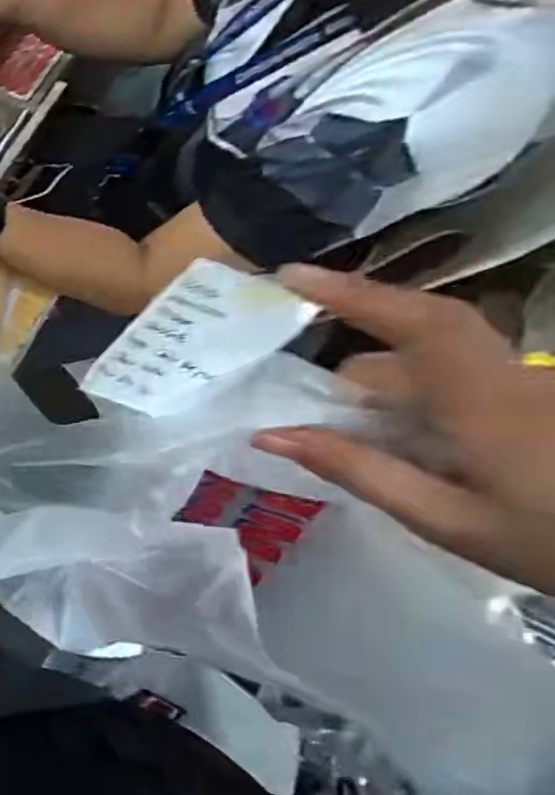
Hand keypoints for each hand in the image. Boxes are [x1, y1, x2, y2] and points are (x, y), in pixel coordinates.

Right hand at [251, 266, 554, 593]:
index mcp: (490, 403)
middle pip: (413, 354)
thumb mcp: (445, 519)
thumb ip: (357, 469)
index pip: (422, 324)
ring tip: (396, 463)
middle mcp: (519, 380)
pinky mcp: (547, 404)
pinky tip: (439, 464)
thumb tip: (267, 434)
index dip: (356, 293)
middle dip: (357, 385)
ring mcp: (540, 389)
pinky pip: (470, 393)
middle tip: (325, 434)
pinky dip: (431, 418)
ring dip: (396, 407)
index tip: (293, 276)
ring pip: (438, 376)